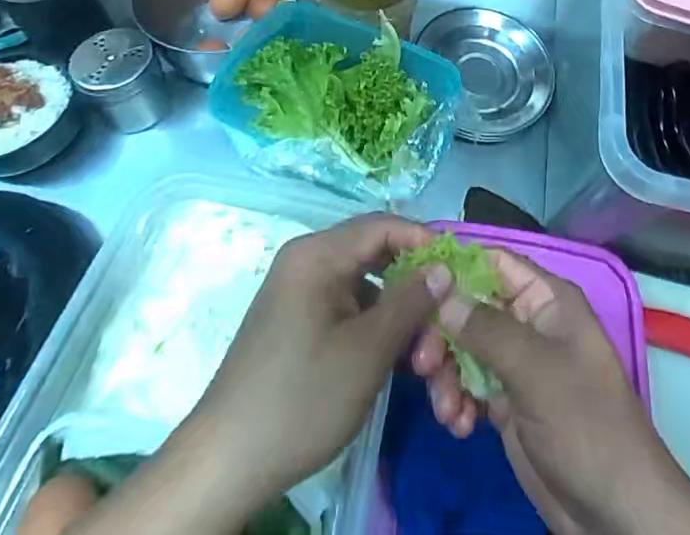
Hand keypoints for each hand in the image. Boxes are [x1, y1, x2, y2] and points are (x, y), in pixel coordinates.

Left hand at [74, 214, 445, 534]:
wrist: (227, 463)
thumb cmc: (301, 398)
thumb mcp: (368, 350)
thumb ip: (411, 301)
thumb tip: (445, 266)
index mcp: (317, 254)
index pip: (384, 225)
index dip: (426, 242)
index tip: (462, 274)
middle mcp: (308, 263)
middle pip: (379, 257)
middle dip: (416, 289)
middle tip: (444, 327)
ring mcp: (303, 294)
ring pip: (370, 289)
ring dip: (401, 317)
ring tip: (424, 362)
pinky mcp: (303, 322)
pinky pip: (352, 311)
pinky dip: (379, 330)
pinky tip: (399, 365)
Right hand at [414, 248, 689, 534]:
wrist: (613, 511)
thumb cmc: (584, 424)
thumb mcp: (536, 370)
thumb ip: (486, 328)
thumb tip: (440, 289)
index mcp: (548, 300)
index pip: (495, 262)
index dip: (455, 267)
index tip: (415, 283)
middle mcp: (530, 323)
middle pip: (470, 306)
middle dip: (443, 333)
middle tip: (424, 364)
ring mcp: (517, 363)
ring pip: (463, 348)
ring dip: (446, 375)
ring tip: (448, 410)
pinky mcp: (506, 401)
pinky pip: (467, 385)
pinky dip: (457, 401)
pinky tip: (461, 426)